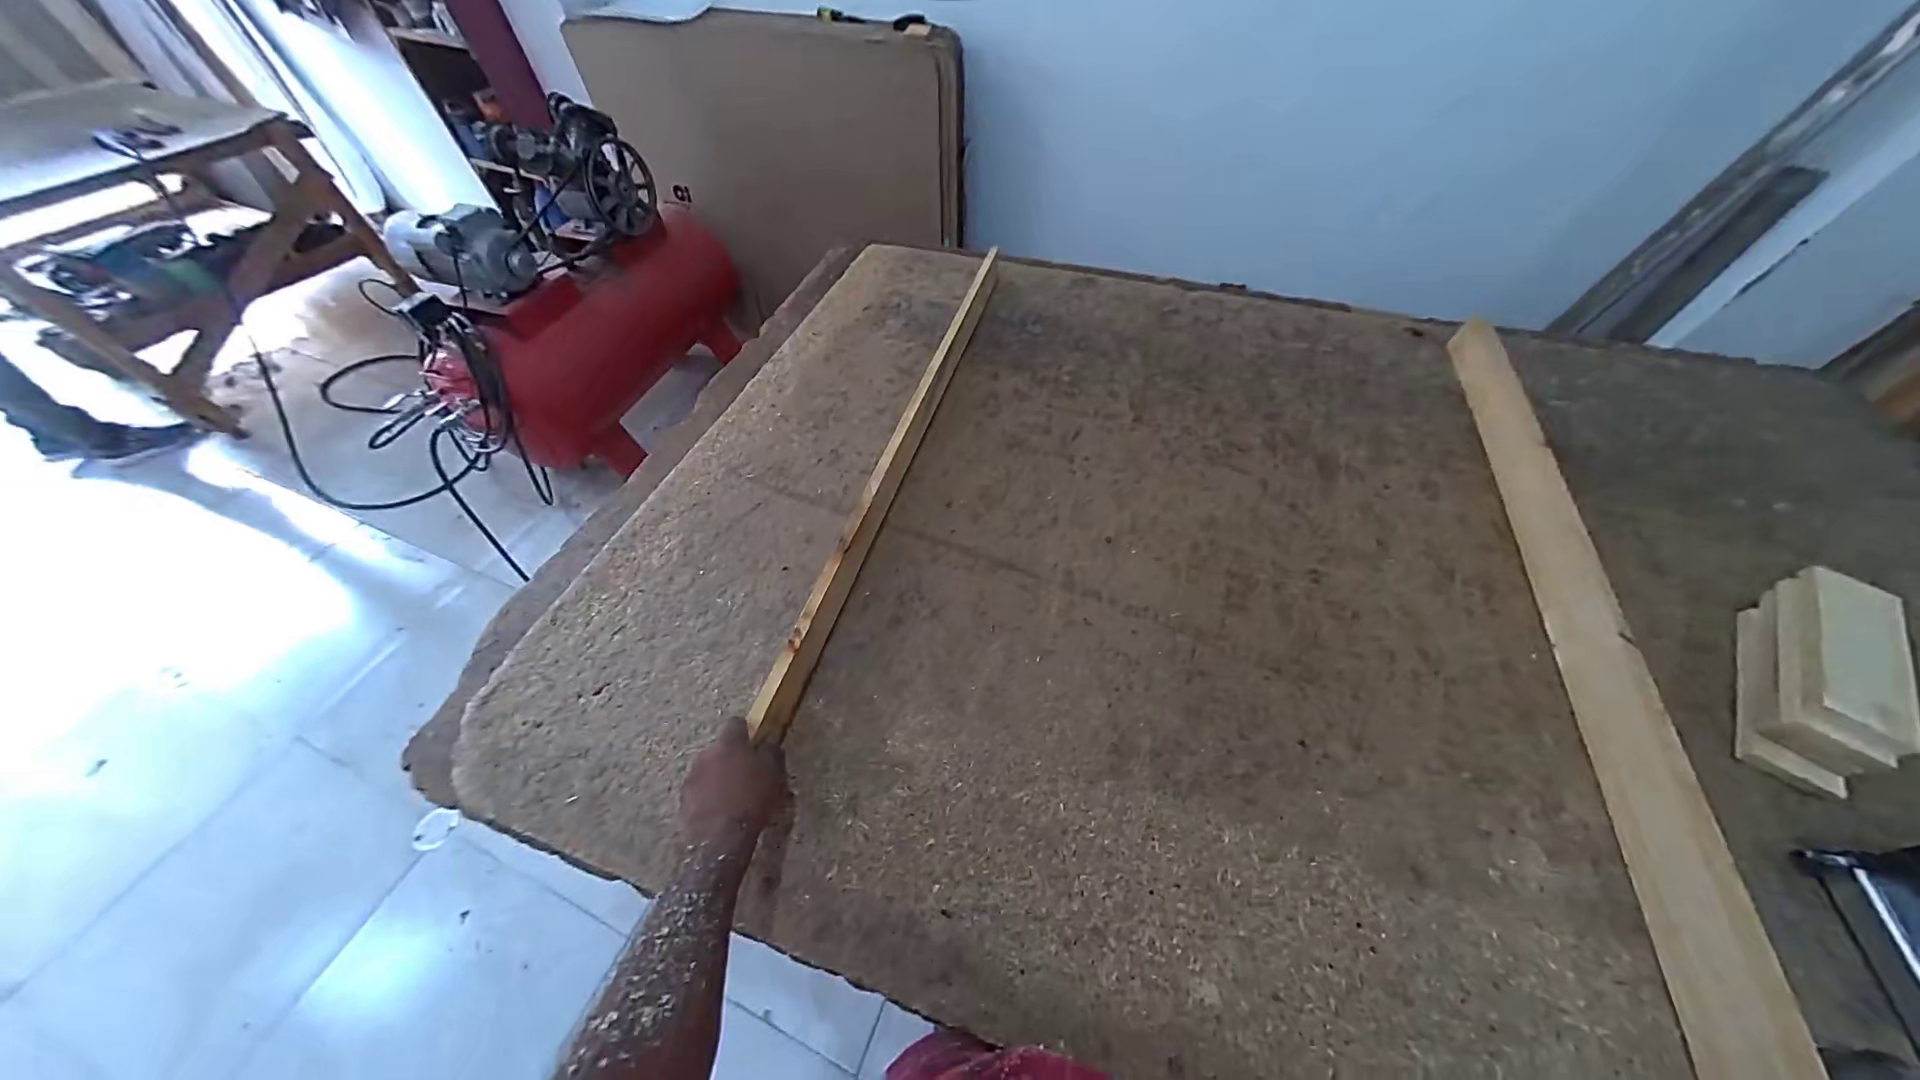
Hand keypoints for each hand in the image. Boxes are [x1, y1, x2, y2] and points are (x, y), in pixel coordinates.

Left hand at [677, 717, 785, 849]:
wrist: (719, 839)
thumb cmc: (752, 800)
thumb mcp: (773, 773)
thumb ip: (771, 752)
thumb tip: (768, 743)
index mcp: (729, 743)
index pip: (736, 723)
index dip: (746, 731)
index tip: (754, 741)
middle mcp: (706, 754)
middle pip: (720, 747)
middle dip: (730, 756)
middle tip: (746, 772)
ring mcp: (691, 777)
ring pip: (707, 769)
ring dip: (717, 776)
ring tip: (732, 795)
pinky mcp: (683, 800)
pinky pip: (699, 790)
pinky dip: (708, 796)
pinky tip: (719, 811)